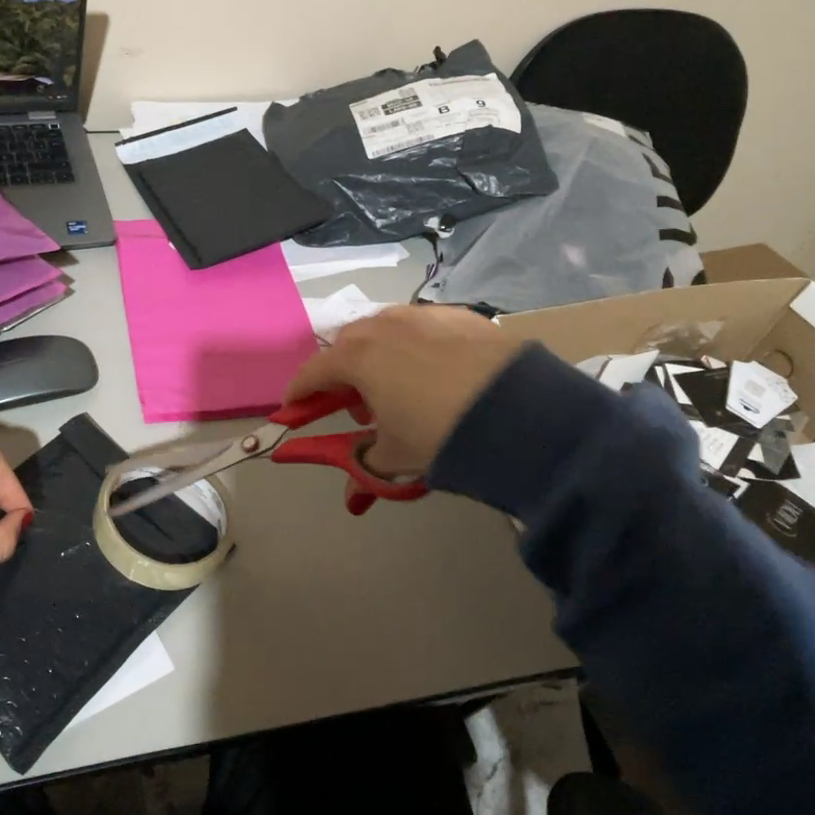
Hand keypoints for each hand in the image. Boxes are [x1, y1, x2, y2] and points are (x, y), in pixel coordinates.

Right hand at [286, 305, 526, 477]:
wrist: (520, 411)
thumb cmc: (440, 433)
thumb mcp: (396, 457)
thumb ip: (364, 468)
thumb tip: (351, 500)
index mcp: (358, 356)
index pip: (314, 372)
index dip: (300, 393)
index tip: (293, 408)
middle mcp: (384, 325)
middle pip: (349, 345)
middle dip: (344, 373)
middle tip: (358, 407)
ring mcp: (424, 315)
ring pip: (387, 330)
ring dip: (381, 355)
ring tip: (400, 388)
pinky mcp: (461, 315)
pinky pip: (424, 328)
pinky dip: (418, 347)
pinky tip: (437, 372)